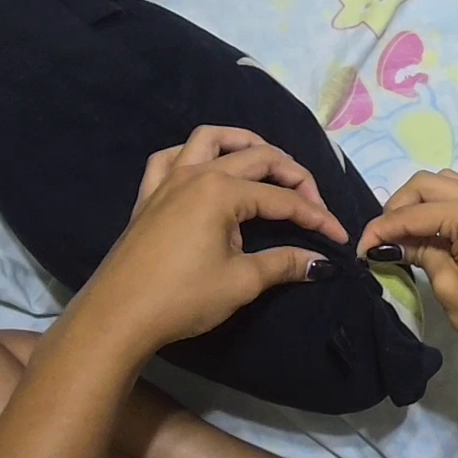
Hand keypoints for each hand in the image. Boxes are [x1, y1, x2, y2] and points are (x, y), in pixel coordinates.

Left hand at [75, 127, 348, 352]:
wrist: (118, 317)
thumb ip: (286, 263)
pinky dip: (193, 155)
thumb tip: (323, 263)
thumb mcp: (243, 281)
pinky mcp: (149, 195)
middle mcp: (197, 174)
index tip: (339, 239)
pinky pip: (171, 158)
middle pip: (258, 158)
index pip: (284, 200)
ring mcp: (168, 180)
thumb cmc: (183, 298)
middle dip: (294, 177)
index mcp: (222, 192)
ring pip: (210, 139)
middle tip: (314, 205)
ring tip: (267, 161)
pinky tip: (206, 169)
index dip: (317, 218)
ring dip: (244, 143)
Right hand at [356, 170, 457, 360]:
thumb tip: (390, 243)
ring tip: (403, 235)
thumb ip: (419, 253)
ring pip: (445, 185)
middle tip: (382, 238)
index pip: (414, 212)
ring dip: (419, 203)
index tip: (361, 248)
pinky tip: (429, 234)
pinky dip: (440, 208)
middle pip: (427, 184)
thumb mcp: (448, 286)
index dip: (382, 228)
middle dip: (398, 207)